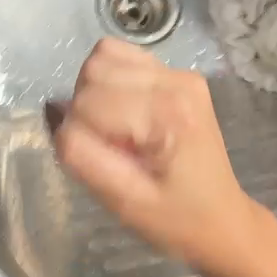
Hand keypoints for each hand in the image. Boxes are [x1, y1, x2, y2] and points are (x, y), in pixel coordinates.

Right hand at [52, 38, 260, 272]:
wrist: (222, 221)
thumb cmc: (174, 221)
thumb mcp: (122, 201)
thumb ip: (82, 156)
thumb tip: (53, 112)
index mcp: (165, 114)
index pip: (87, 102)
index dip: (78, 133)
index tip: (101, 161)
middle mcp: (175, 82)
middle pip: (94, 69)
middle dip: (85, 106)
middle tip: (107, 144)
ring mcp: (180, 73)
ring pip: (105, 55)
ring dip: (96, 90)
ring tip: (116, 127)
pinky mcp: (180, 74)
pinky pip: (124, 57)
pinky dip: (113, 80)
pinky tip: (127, 112)